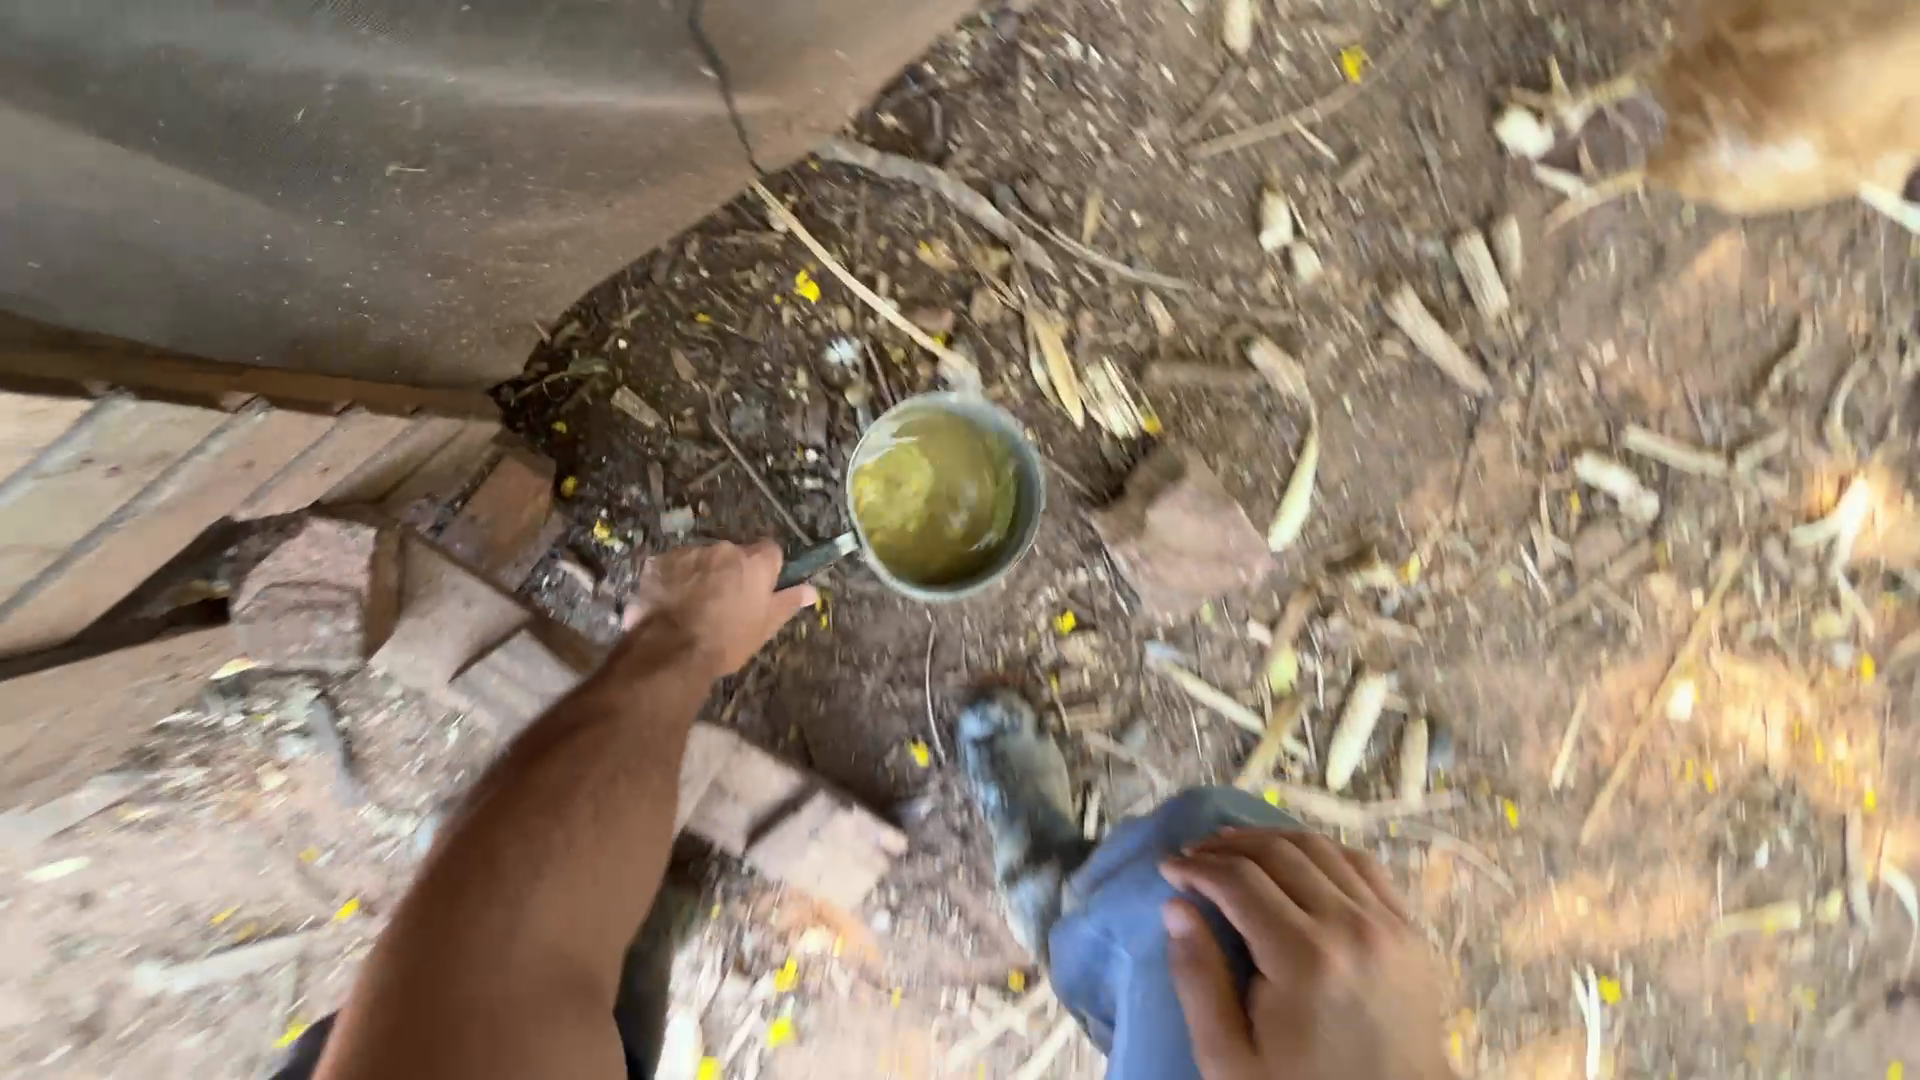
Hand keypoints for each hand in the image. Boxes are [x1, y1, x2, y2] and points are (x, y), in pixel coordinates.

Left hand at [621, 540, 816, 678]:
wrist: (671, 651)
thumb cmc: (727, 641)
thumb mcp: (765, 626)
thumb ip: (788, 602)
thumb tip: (812, 590)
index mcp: (755, 562)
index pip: (771, 550)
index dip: (767, 569)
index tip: (760, 588)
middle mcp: (724, 548)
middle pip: (733, 555)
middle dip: (731, 572)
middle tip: (724, 603)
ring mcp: (689, 553)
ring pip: (702, 559)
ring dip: (702, 574)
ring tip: (693, 606)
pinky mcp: (658, 562)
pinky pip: (673, 566)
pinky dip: (674, 579)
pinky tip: (670, 603)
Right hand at [1160, 828, 1447, 1079]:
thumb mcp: (1230, 1059)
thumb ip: (1198, 980)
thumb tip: (1176, 906)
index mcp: (1305, 960)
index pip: (1239, 880)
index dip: (1196, 867)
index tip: (1168, 868)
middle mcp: (1352, 928)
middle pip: (1277, 852)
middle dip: (1225, 846)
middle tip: (1193, 856)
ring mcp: (1389, 926)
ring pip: (1318, 847)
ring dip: (1267, 839)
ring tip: (1233, 851)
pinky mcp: (1411, 932)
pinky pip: (1361, 864)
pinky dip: (1319, 851)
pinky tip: (1292, 861)